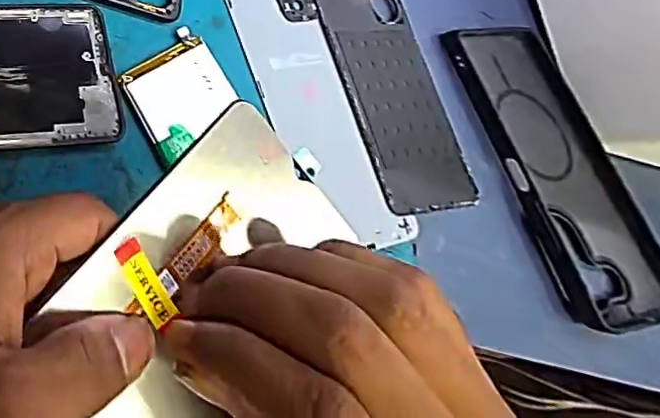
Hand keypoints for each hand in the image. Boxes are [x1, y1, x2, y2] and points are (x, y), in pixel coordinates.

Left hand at [0, 194, 155, 417]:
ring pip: (41, 272)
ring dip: (66, 319)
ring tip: (72, 379)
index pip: (90, 216)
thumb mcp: (15, 406)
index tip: (156, 312)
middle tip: (115, 361)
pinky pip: (10, 291)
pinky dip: (33, 326)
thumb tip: (137, 330)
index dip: (129, 257)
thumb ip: (86, 364)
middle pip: (68, 243)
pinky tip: (29, 376)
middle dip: (98, 297)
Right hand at [166, 241, 509, 417]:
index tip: (185, 337)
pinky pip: (399, 277)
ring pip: (375, 291)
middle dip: (248, 296)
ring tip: (238, 272)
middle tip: (202, 297)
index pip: (316, 402)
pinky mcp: (470, 349)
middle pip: (341, 330)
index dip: (232, 354)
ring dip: (285, 263)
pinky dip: (333, 256)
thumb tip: (203, 356)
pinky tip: (295, 263)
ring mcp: (474, 389)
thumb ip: (261, 415)